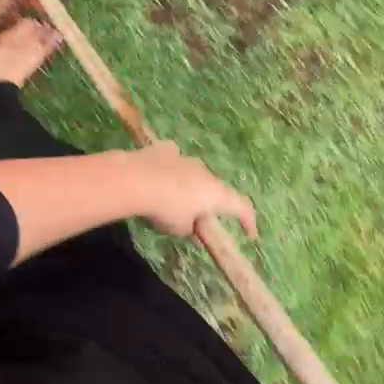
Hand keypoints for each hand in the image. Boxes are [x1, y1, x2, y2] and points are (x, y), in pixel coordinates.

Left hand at [126, 142, 257, 240]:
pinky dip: (169, 169)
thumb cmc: (164, 208)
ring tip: (173, 197)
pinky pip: (172, 160)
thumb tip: (193, 228)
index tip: (249, 234)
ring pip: (193, 173)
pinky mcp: (164, 149)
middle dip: (208, 202)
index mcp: (216, 193)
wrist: (134, 179)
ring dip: (188, 185)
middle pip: (213, 188)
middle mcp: (205, 172)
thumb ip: (191, 229)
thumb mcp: (179, 228)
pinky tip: (157, 176)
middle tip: (198, 216)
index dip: (247, 221)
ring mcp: (184, 157)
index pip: (241, 207)